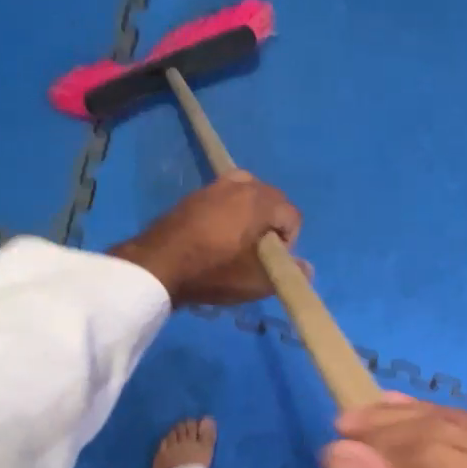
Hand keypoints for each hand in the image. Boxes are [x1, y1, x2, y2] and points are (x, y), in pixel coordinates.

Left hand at [107, 170, 305, 306]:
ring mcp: (215, 186)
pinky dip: (230, 212)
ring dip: (252, 214)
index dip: (289, 241)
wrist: (158, 264)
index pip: (293, 215)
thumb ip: (287, 274)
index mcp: (260, 201)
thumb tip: (307, 268)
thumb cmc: (214, 272)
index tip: (273, 261)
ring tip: (241, 241)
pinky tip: (217, 237)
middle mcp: (241, 185)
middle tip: (260, 251)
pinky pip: (225, 198)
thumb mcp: (256, 282)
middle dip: (273, 224)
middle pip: (272, 199)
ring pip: (248, 194)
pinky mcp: (195, 195)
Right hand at [324, 397, 466, 467]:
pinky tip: (408, 429)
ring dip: (414, 424)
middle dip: (391, 431)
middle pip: (454, 434)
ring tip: (366, 427)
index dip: (379, 449)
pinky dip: (445, 428)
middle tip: (344, 434)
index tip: (331, 457)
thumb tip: (346, 457)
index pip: (436, 461)